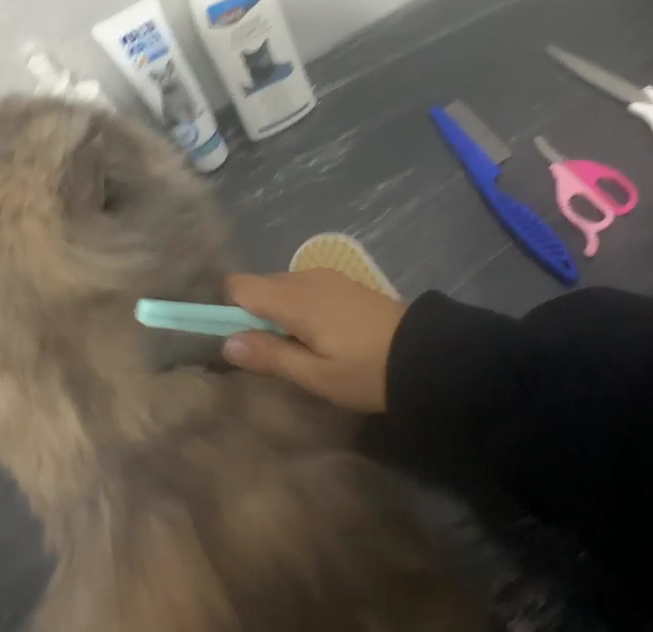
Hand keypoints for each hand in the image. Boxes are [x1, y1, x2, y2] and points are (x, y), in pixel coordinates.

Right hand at [222, 268, 405, 412]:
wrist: (426, 355)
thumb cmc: (367, 370)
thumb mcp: (316, 375)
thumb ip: (270, 356)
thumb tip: (226, 343)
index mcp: (294, 298)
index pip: (239, 285)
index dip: (228, 309)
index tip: (236, 341)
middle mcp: (306, 278)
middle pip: (259, 286)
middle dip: (253, 316)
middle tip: (270, 356)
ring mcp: (326, 277)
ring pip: (281, 287)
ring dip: (277, 314)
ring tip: (297, 351)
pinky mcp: (342, 283)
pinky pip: (303, 288)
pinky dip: (297, 308)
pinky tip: (318, 338)